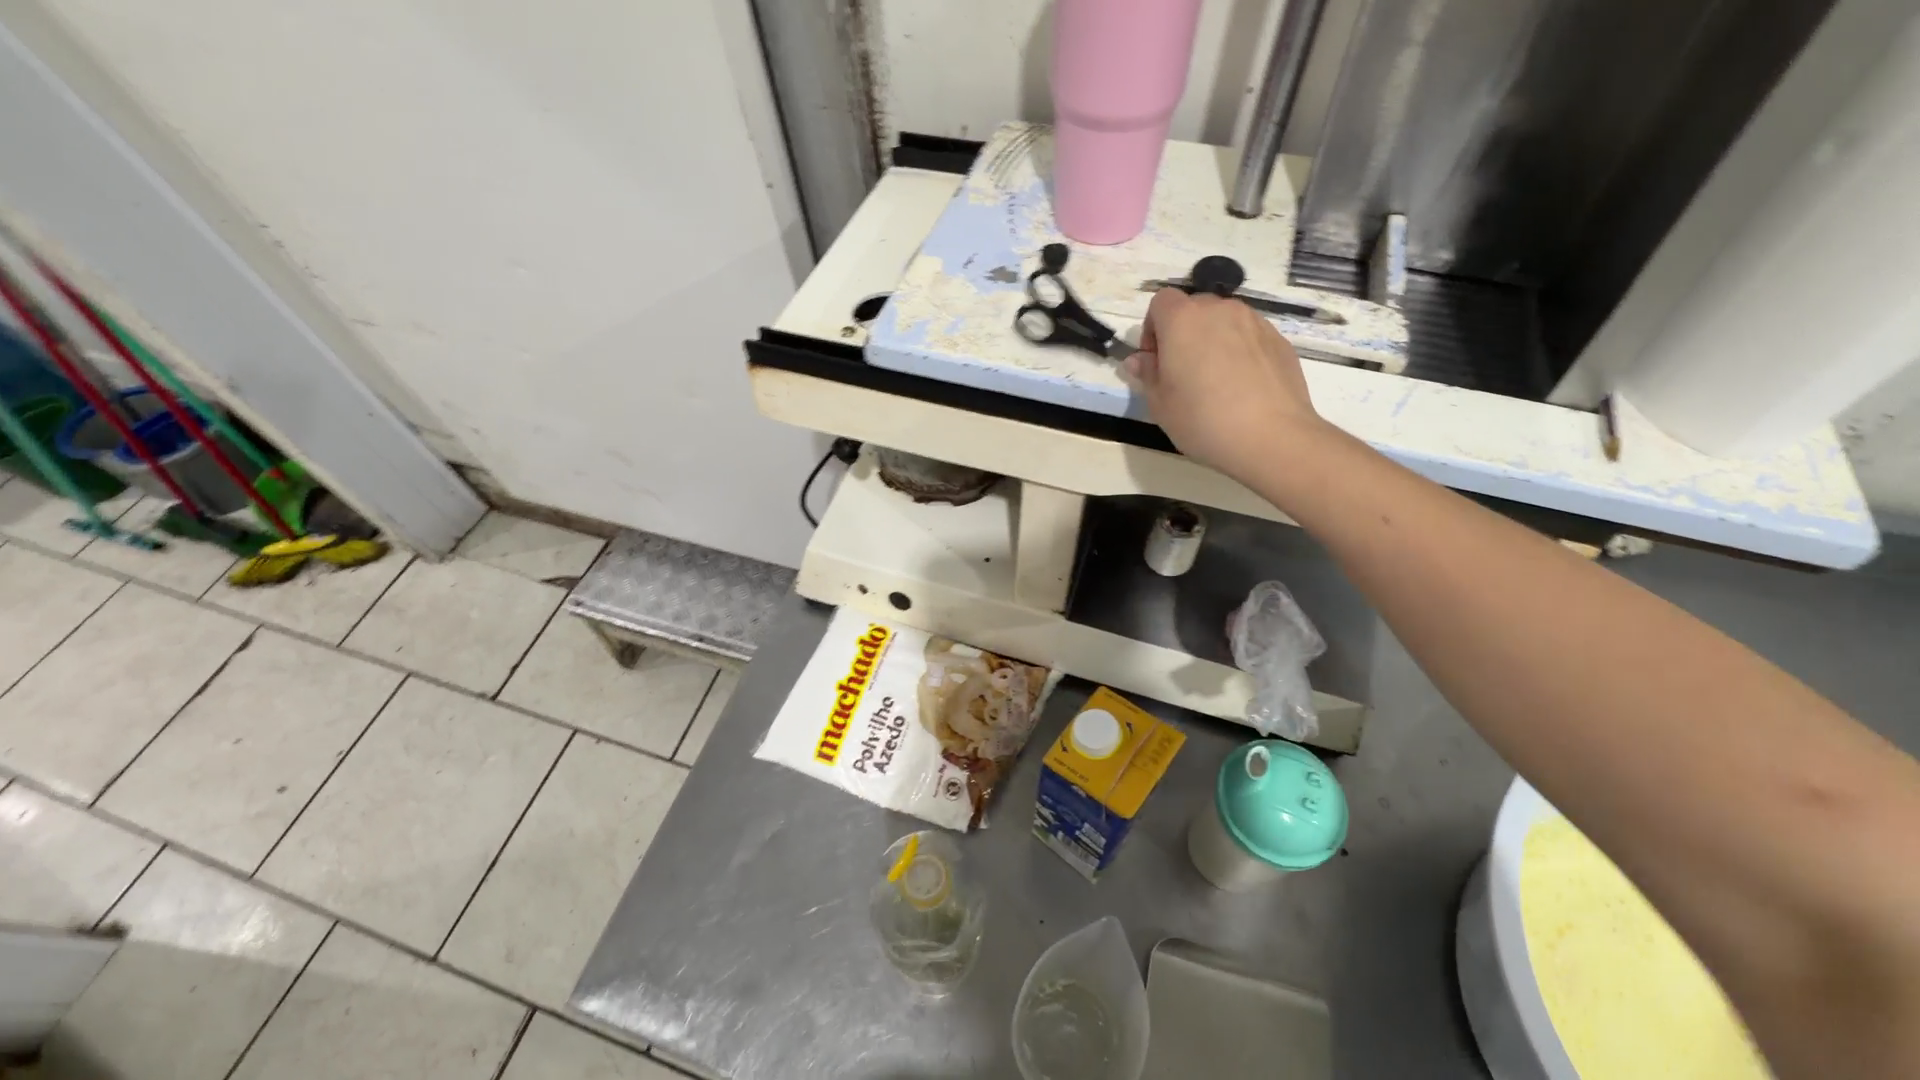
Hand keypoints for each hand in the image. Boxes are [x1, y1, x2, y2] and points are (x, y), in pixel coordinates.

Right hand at [1124, 289, 1324, 482]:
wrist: (1272, 437)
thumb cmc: (1203, 420)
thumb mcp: (1160, 404)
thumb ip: (1147, 374)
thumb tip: (1140, 359)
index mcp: (1183, 320)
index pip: (1161, 301)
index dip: (1153, 328)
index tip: (1156, 361)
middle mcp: (1220, 310)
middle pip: (1194, 308)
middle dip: (1184, 332)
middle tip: (1184, 373)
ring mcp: (1254, 322)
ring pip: (1225, 321)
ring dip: (1214, 340)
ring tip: (1217, 381)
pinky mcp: (1279, 340)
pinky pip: (1250, 337)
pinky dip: (1241, 352)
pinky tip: (1244, 388)